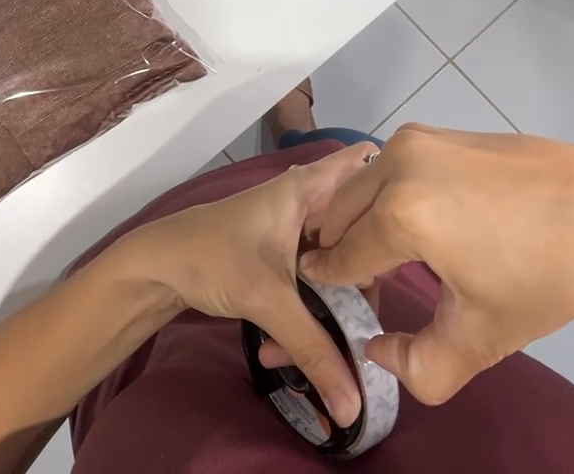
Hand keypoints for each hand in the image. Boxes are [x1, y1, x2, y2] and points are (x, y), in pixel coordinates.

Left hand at [103, 142, 378, 427]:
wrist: (154, 267)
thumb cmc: (212, 257)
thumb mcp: (269, 301)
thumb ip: (316, 350)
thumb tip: (355, 406)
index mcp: (306, 190)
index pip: (363, 166)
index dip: (392, 189)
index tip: (418, 228)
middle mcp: (304, 203)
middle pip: (355, 235)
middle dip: (358, 290)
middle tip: (365, 333)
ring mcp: (290, 230)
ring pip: (331, 266)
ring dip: (323, 315)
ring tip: (304, 356)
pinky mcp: (277, 256)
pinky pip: (308, 283)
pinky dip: (302, 314)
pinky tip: (280, 352)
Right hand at [299, 125, 573, 404]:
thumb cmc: (550, 275)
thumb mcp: (485, 335)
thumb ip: (420, 366)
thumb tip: (375, 351)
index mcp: (401, 215)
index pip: (340, 256)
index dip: (330, 284)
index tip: (327, 300)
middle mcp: (394, 167)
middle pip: (336, 214)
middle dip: (338, 248)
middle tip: (362, 282)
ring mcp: (412, 141)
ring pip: (357, 186)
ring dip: (357, 218)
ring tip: (387, 253)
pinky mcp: (431, 132)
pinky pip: (384, 168)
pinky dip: (382, 194)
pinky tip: (415, 221)